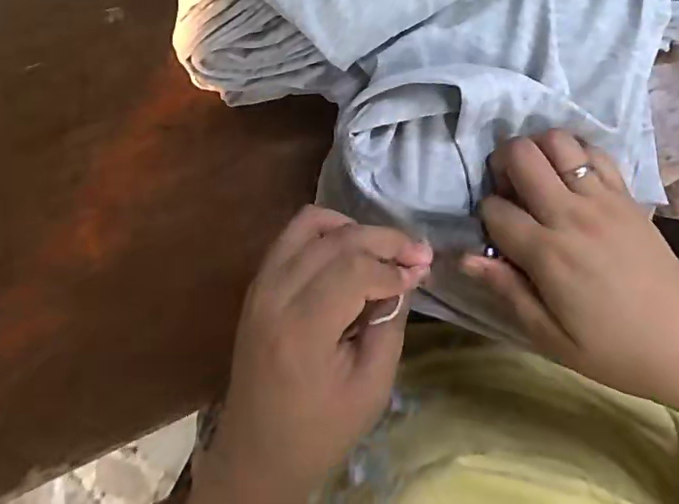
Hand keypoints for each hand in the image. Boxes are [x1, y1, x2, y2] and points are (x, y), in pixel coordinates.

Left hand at [189, 207, 432, 503]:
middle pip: (336, 239)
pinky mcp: (257, 283)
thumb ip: (390, 322)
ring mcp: (260, 284)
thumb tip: (407, 272)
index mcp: (302, 329)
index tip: (421, 273)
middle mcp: (275, 294)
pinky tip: (350, 250)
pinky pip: (292, 235)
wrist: (256, 455)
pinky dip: (326, 231)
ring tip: (382, 250)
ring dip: (353, 227)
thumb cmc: (320, 430)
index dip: (393, 265)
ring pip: (311, 222)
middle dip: (383, 239)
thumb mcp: (371, 387)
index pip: (354, 269)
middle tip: (417, 252)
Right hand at [461, 132, 678, 415]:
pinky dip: (574, 152)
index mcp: (550, 254)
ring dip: (537, 149)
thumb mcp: (552, 339)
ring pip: (557, 140)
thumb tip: (464, 255)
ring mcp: (603, 198)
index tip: (495, 233)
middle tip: (508, 189)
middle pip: (521, 155)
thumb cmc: (614, 351)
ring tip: (537, 176)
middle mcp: (573, 214)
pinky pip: (594, 151)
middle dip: (501, 163)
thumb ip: (507, 290)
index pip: (496, 209)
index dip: (485, 216)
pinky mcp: (627, 194)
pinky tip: (571, 176)